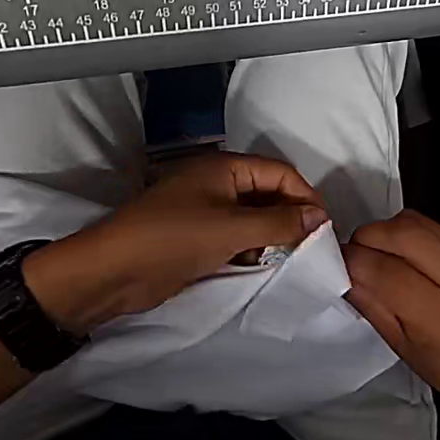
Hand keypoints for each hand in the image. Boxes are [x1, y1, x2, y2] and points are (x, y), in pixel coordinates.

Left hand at [23, 152, 328, 333]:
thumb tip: (319, 217)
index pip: (280, 173)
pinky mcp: (198, 236)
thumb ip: (279, 223)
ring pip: (253, 217)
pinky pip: (236, 236)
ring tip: (291, 259)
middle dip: (291, 217)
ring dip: (273, 235)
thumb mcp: (231, 229)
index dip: (305, 196)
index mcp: (224, 167)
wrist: (114, 271)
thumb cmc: (173, 239)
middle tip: (312, 247)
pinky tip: (262, 265)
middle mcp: (218, 183)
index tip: (325, 228)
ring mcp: (206, 209)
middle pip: (268, 193)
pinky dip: (252, 248)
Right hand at [342, 210, 439, 420]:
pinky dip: (403, 232)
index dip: (354, 262)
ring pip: (413, 221)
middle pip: (404, 234)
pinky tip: (403, 253)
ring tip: (377, 253)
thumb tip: (340, 268)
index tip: (335, 263)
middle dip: (368, 237)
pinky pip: (426, 223)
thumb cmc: (436, 360)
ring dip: (384, 232)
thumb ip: (368, 301)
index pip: (388, 273)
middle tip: (355, 254)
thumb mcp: (395, 341)